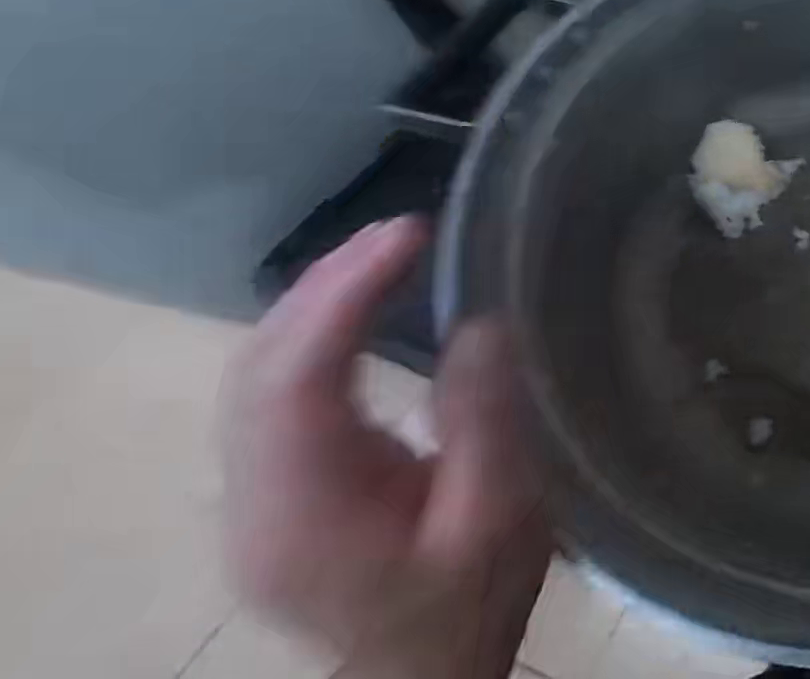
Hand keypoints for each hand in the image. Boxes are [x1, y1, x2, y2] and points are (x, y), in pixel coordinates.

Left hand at [220, 217, 551, 678]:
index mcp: (303, 506)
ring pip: (259, 375)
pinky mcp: (287, 484)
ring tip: (386, 250)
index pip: (292, 380)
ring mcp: (262, 491)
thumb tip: (481, 323)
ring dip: (318, 302)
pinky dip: (322, 333)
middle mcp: (256, 494)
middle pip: (257, 369)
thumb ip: (485, 421)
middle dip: (323, 285)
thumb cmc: (470, 595)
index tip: (405, 235)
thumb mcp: (499, 511)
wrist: (426, 671)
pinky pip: (285, 390)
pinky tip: (366, 306)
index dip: (342, 297)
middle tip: (399, 230)